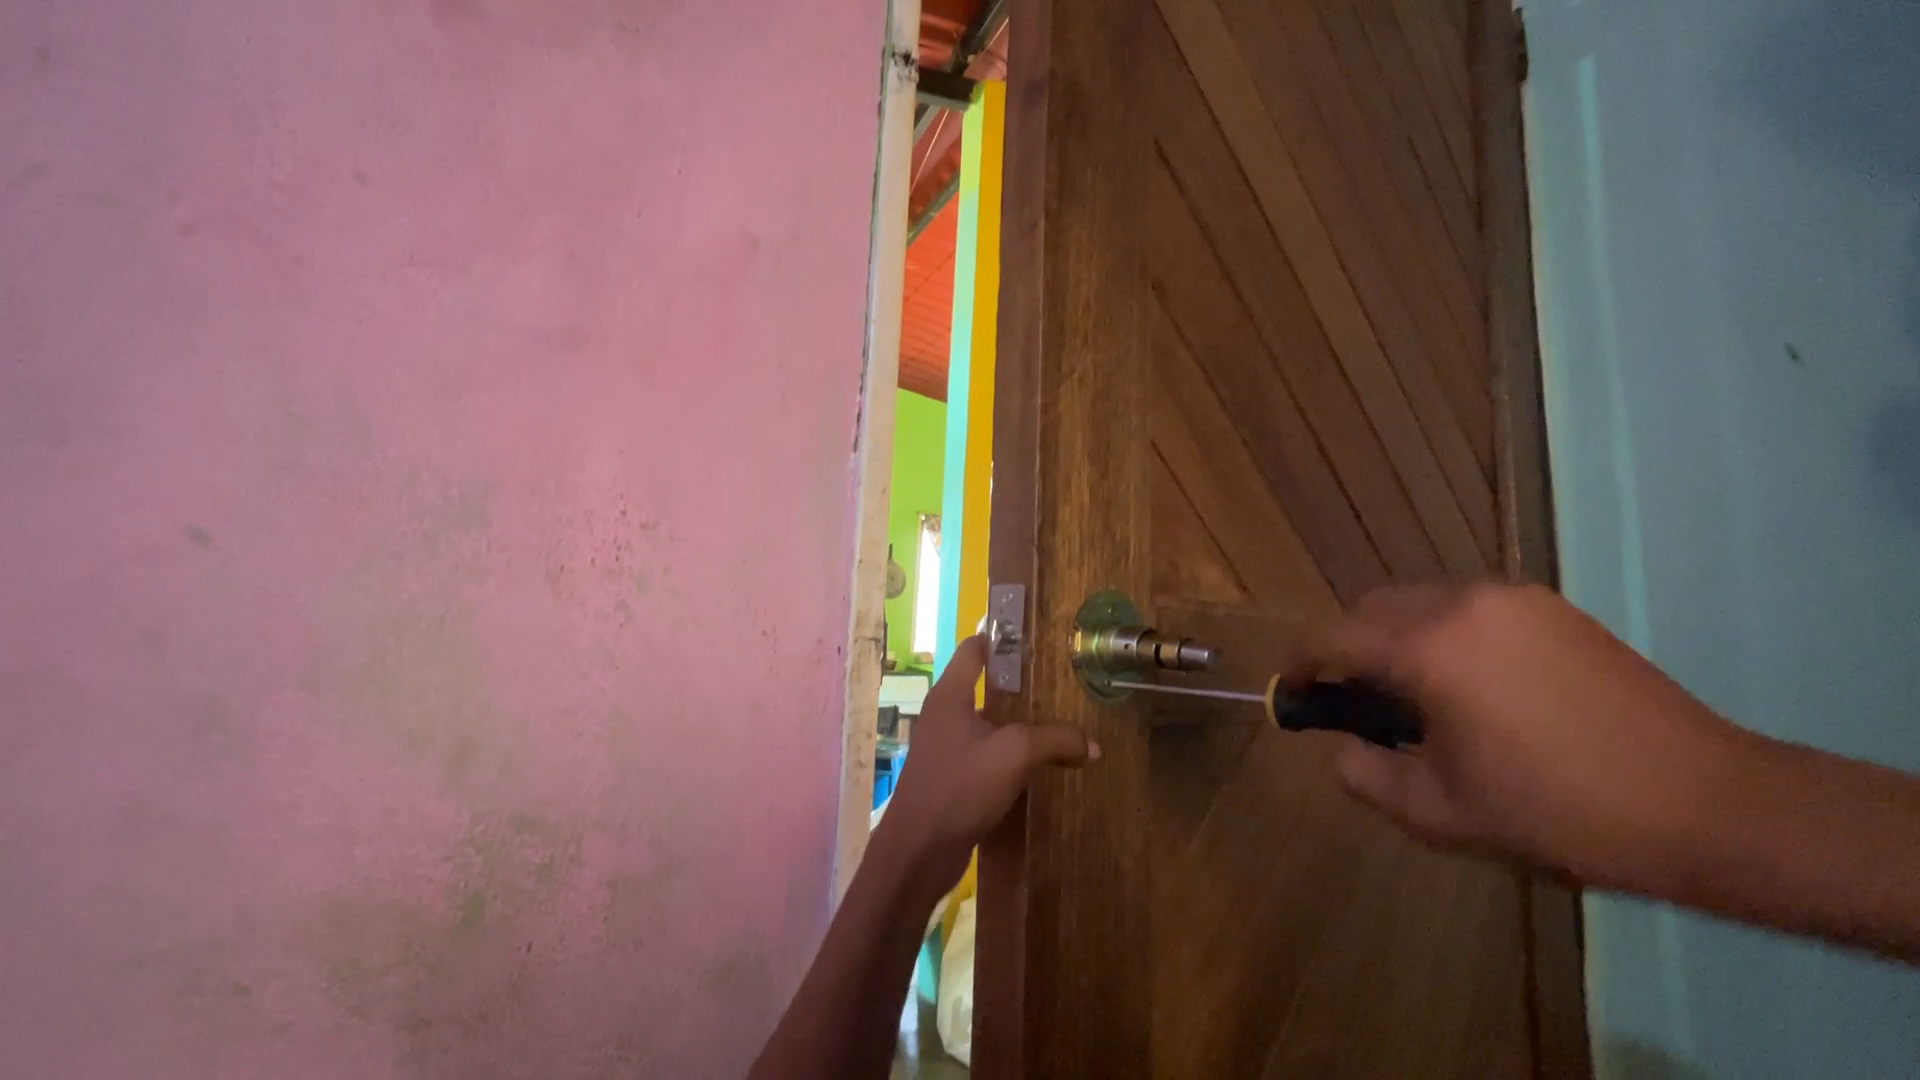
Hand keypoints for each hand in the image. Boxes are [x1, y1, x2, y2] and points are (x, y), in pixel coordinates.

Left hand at [877, 636, 1098, 885]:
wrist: (919, 851)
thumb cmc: (959, 787)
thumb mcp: (1014, 754)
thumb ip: (1055, 739)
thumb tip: (1091, 745)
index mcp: (950, 695)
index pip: (974, 649)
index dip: (1002, 638)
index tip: (1036, 637)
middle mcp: (943, 715)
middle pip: (984, 686)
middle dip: (1020, 685)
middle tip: (1061, 684)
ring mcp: (944, 748)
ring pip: (987, 724)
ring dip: (1017, 724)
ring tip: (1058, 724)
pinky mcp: (950, 779)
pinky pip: (985, 756)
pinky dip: (1010, 756)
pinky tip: (1037, 767)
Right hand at [1289, 583, 1751, 887]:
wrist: (1704, 803)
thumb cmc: (1555, 810)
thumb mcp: (1438, 811)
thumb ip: (1365, 774)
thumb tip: (1342, 746)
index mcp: (1427, 649)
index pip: (1332, 637)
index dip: (1301, 663)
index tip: (1293, 691)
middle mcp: (1462, 604)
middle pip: (1371, 608)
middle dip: (1348, 647)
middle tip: (1358, 701)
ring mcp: (1512, 599)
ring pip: (1419, 601)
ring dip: (1396, 638)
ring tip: (1419, 697)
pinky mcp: (1551, 608)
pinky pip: (1467, 608)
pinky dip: (1443, 635)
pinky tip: (1473, 687)